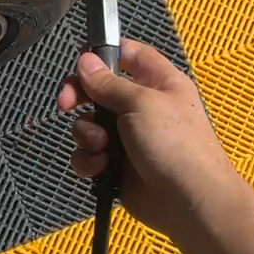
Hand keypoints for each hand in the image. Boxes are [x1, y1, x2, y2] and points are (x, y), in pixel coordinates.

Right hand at [56, 39, 248, 239]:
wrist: (188, 200)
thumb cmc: (175, 144)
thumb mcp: (141, 103)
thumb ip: (108, 84)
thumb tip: (85, 60)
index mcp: (158, 83)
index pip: (129, 55)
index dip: (104, 54)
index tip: (81, 60)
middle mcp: (141, 107)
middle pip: (99, 90)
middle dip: (80, 97)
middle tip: (66, 103)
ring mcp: (128, 138)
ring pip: (89, 125)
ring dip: (86, 134)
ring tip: (100, 145)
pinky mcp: (116, 166)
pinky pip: (89, 155)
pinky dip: (89, 160)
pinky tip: (100, 167)